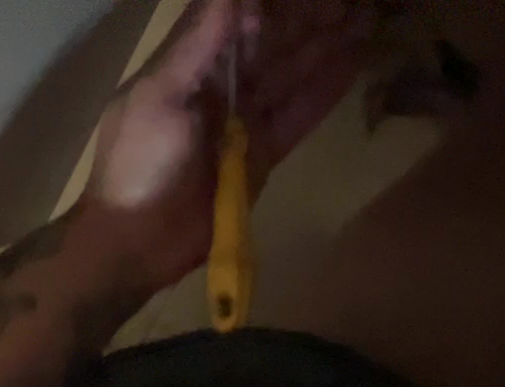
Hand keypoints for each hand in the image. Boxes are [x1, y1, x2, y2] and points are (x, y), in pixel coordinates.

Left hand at [83, 0, 372, 290]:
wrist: (135, 245)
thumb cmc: (137, 166)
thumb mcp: (158, 96)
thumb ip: (198, 41)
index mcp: (188, 66)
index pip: (238, 14)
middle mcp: (218, 89)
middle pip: (271, 41)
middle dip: (309, 14)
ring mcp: (241, 125)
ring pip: (290, 74)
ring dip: (326, 44)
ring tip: (369, 13)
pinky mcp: (259, 159)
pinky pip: (297, 117)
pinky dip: (323, 91)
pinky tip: (355, 60)